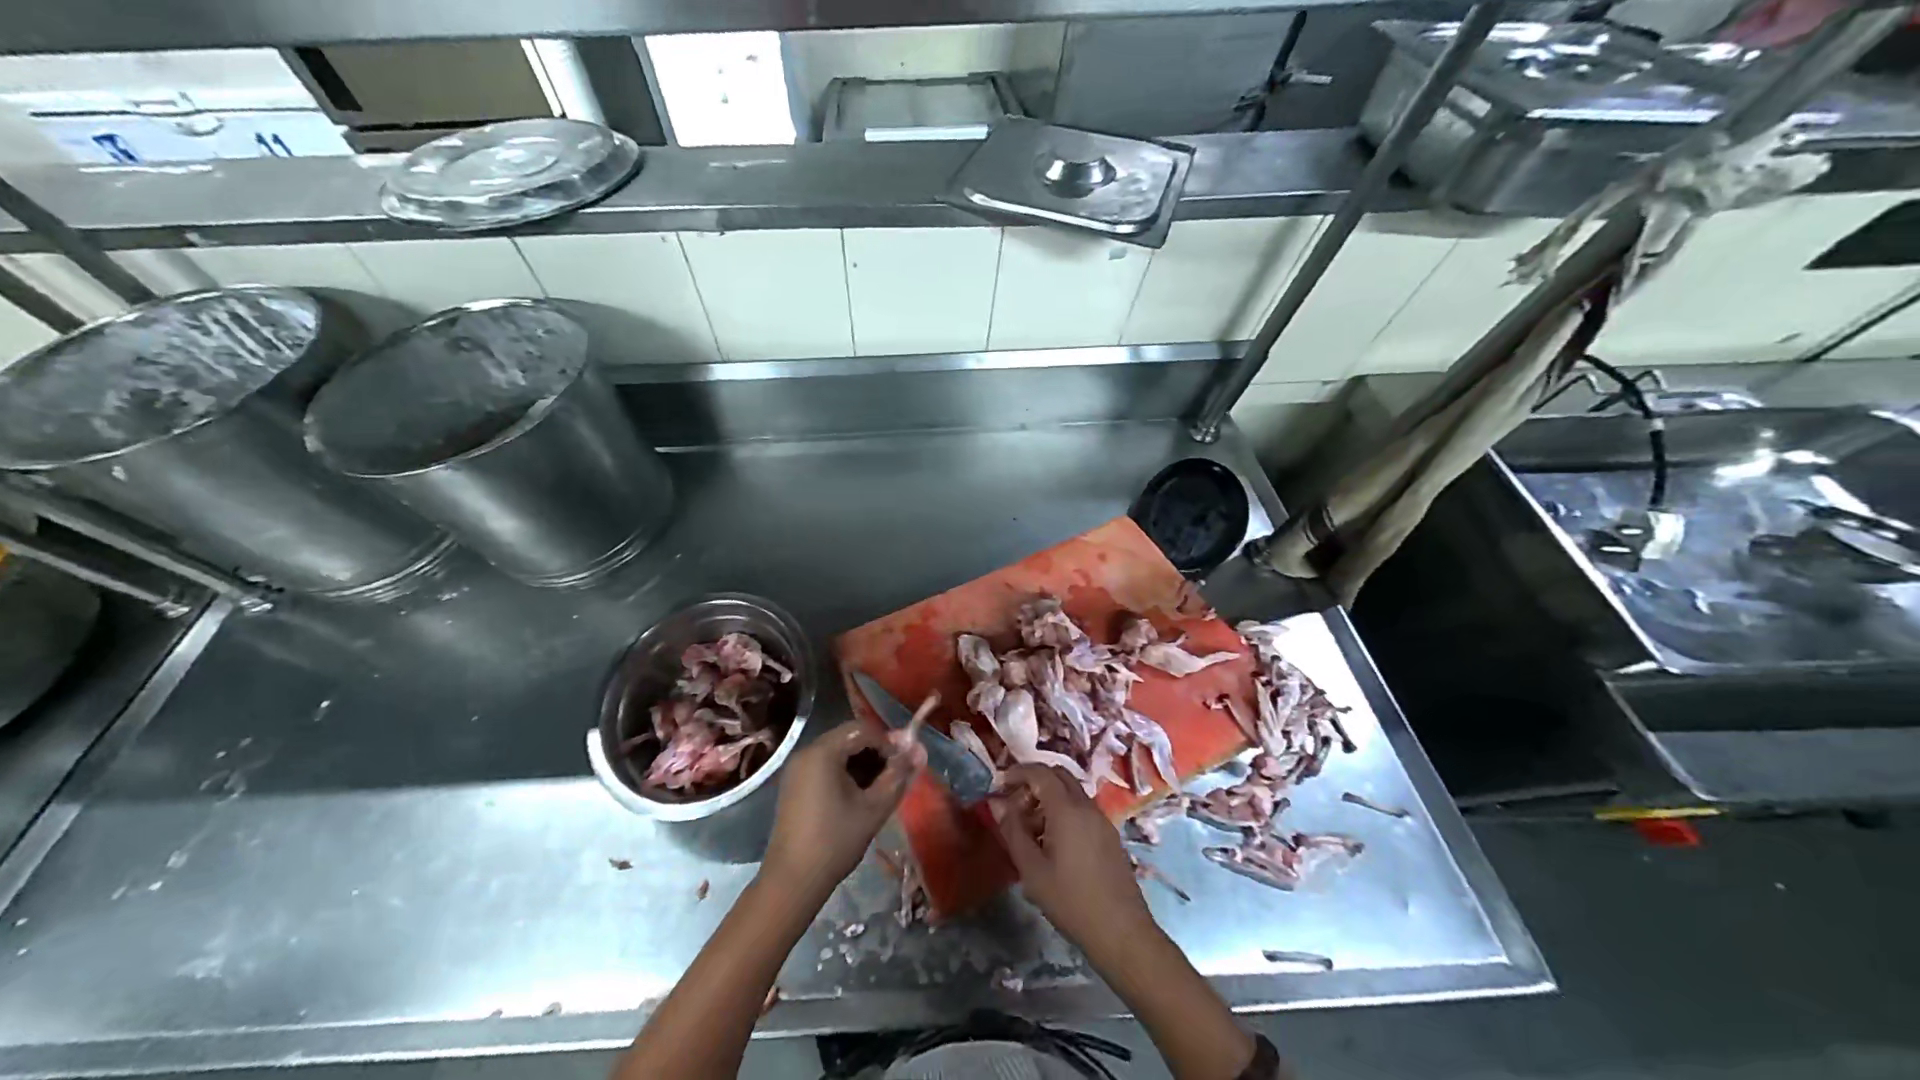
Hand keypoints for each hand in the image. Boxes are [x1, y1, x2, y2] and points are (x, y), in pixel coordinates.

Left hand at [761, 720, 923, 900]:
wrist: (793, 880)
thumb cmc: (836, 841)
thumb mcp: (874, 807)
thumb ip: (898, 775)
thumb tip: (919, 751)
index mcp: (823, 752)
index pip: (863, 729)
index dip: (889, 742)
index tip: (904, 763)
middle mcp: (806, 752)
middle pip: (849, 737)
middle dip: (876, 751)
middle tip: (896, 774)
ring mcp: (797, 768)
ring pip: (838, 752)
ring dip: (862, 762)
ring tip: (880, 786)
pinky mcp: (794, 784)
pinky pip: (825, 765)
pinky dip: (846, 772)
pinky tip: (859, 795)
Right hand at [991, 764, 1157, 958]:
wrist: (1121, 931)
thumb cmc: (1070, 900)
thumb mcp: (1031, 869)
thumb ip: (1012, 831)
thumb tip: (997, 803)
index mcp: (1067, 809)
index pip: (1041, 773)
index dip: (1019, 772)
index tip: (1000, 785)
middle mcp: (1087, 807)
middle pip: (1060, 776)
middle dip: (1035, 782)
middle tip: (1015, 804)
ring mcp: (1102, 820)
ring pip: (1072, 793)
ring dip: (1049, 798)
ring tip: (1030, 829)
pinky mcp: (1110, 836)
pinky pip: (1082, 810)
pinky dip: (1064, 812)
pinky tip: (1053, 843)